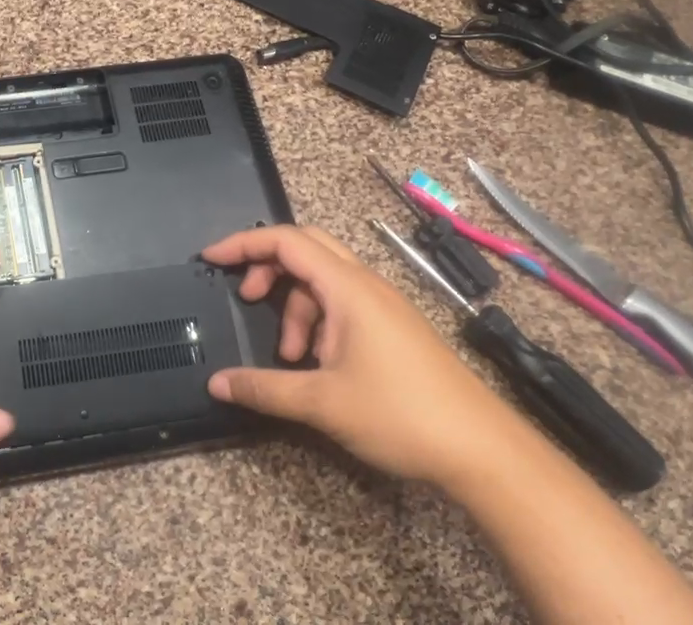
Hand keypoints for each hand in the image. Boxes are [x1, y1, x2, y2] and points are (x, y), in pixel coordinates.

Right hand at [204, 224, 526, 485]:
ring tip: (288, 357)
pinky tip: (317, 364)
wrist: (482, 449)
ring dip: (295, 308)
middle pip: (306, 250)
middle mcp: (367, 286)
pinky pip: (343, 306)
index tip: (211, 258)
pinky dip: (318, 323)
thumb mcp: (322, 402)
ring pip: (324, 283)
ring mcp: (384, 306)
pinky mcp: (394, 328)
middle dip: (268, 268)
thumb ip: (263, 389)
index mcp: (349, 289)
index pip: (287, 242)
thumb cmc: (401, 415)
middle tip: (245, 298)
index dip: (244, 244)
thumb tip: (217, 383)